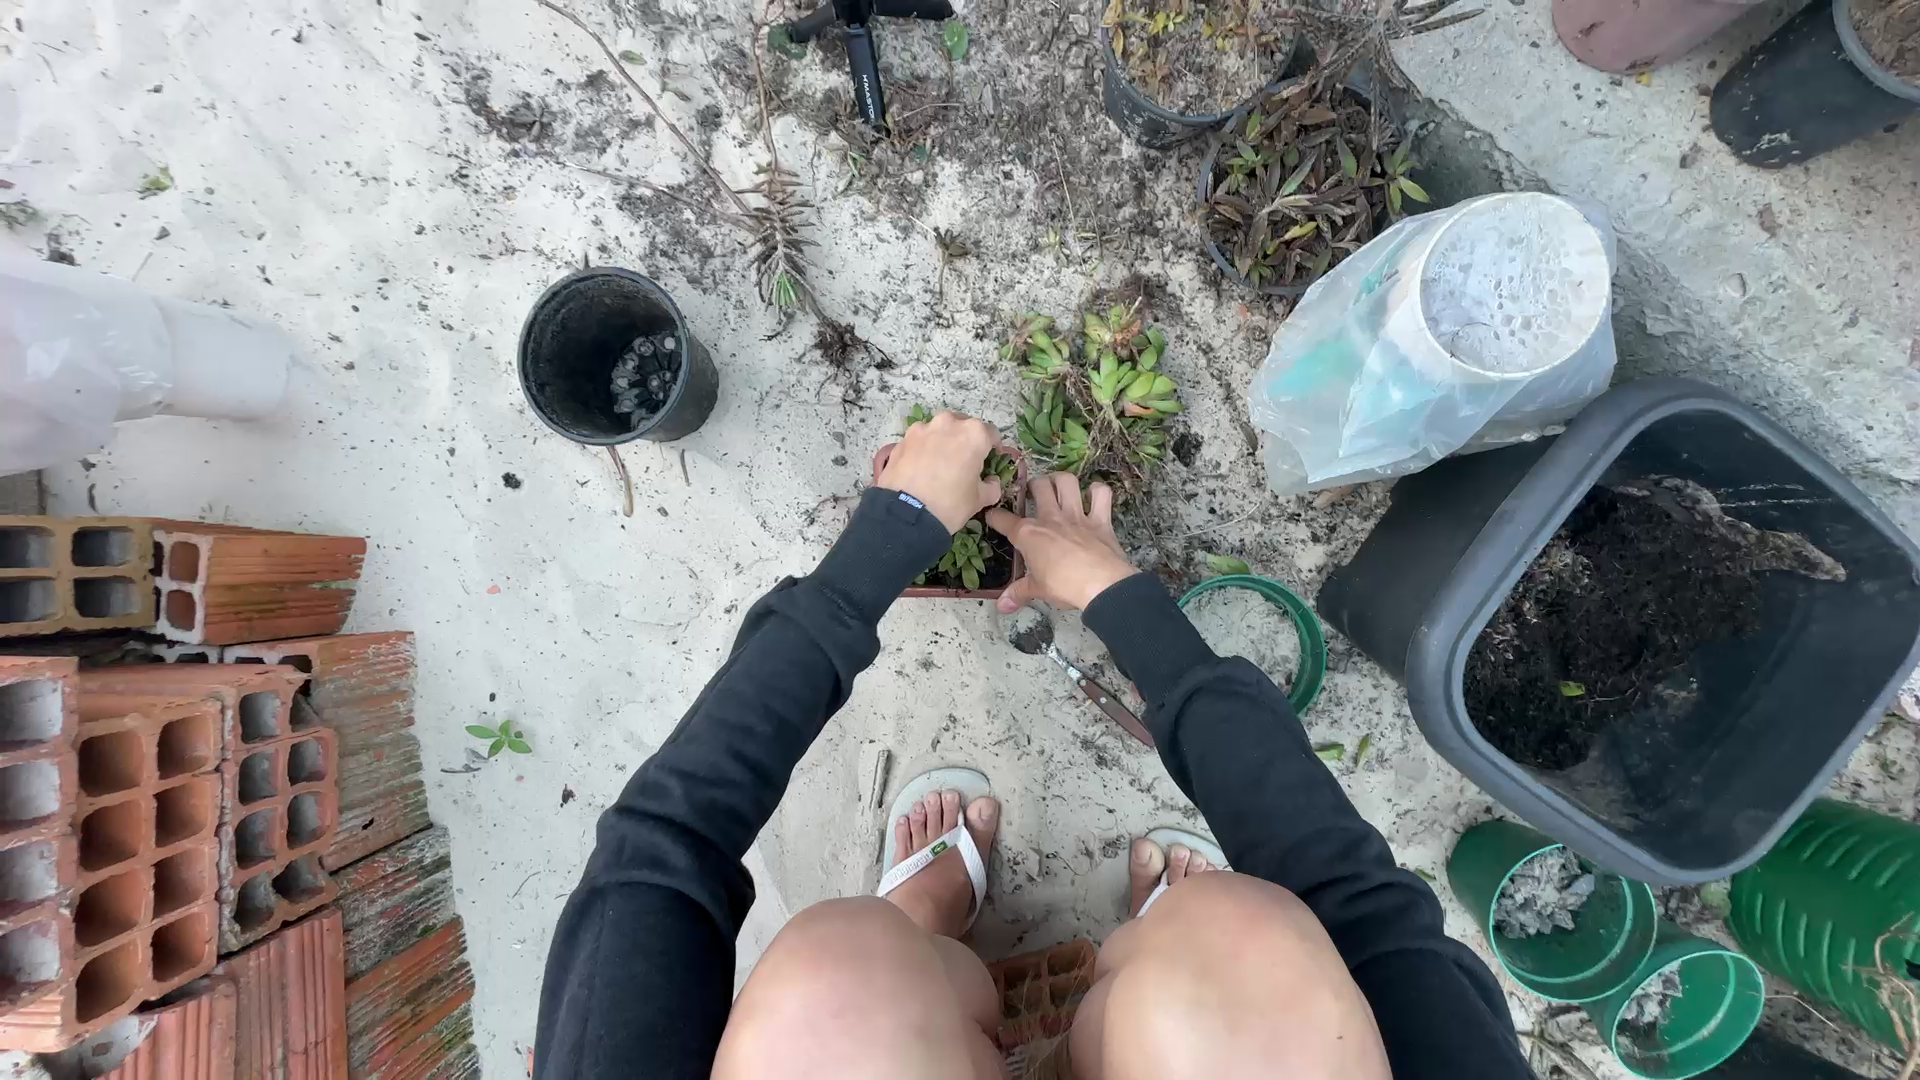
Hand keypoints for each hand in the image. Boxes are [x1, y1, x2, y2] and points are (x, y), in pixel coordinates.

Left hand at [874, 410, 1004, 532]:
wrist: (907, 514)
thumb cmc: (950, 504)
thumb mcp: (980, 499)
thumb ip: (992, 486)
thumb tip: (991, 481)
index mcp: (974, 434)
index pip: (991, 434)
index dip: (991, 448)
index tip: (988, 460)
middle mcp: (948, 423)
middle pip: (962, 426)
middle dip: (965, 441)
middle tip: (962, 462)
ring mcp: (922, 429)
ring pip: (939, 430)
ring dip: (942, 441)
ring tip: (938, 464)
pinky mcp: (903, 439)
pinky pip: (919, 440)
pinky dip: (922, 449)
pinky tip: (920, 468)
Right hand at [987, 473, 1137, 612]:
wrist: (1101, 584)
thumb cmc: (1063, 586)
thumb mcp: (1037, 590)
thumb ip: (1018, 593)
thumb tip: (1002, 606)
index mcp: (1029, 534)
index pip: (1004, 520)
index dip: (994, 516)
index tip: (991, 515)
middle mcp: (1050, 518)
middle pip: (1038, 486)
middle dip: (1033, 485)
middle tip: (1034, 493)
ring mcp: (1077, 515)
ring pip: (1067, 481)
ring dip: (1061, 480)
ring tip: (1058, 486)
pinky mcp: (1101, 519)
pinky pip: (1101, 494)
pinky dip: (1098, 491)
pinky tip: (1093, 495)